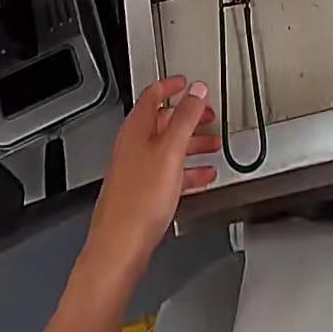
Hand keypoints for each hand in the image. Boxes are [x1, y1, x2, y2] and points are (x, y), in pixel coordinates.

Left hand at [82, 76, 217, 270]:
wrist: (119, 249)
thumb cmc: (137, 203)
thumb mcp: (170, 151)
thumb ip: (185, 118)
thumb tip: (196, 90)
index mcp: (136, 128)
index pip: (153, 94)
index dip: (171, 84)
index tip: (186, 82)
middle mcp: (133, 145)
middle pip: (163, 120)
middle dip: (188, 116)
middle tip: (208, 115)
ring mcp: (136, 168)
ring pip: (168, 146)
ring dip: (192, 143)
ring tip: (213, 145)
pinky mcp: (141, 191)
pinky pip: (168, 171)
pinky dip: (187, 169)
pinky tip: (203, 176)